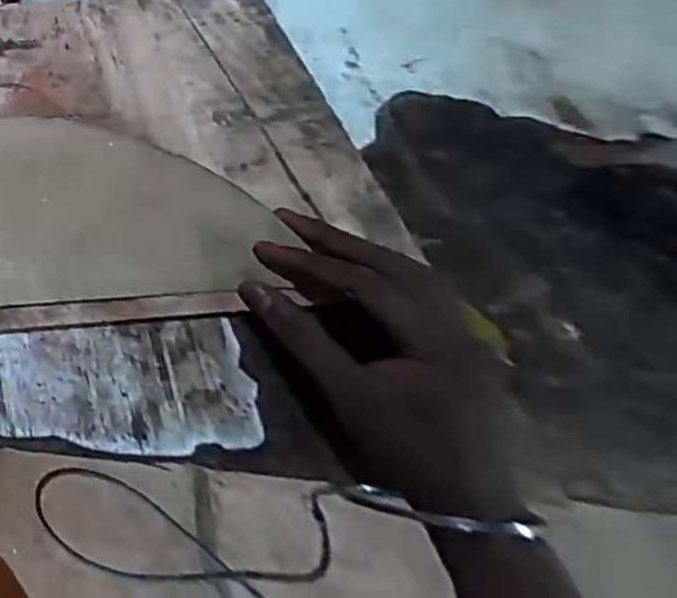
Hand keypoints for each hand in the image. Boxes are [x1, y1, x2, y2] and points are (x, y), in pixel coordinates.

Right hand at [239, 210, 524, 520]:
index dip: (311, 262)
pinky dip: (380, 272)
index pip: (368, 284)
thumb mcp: (344, 392)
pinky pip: (420, 293)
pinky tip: (355, 269)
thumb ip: (300, 335)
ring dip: (361, 252)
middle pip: (397, 268)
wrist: (466, 500)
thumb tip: (251, 287)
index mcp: (437, 341)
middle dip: (337, 241)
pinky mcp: (459, 346)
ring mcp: (465, 337)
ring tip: (315, 236)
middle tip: (286, 219)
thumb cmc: (402, 445)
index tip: (262, 248)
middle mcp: (458, 329)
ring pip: (413, 276)